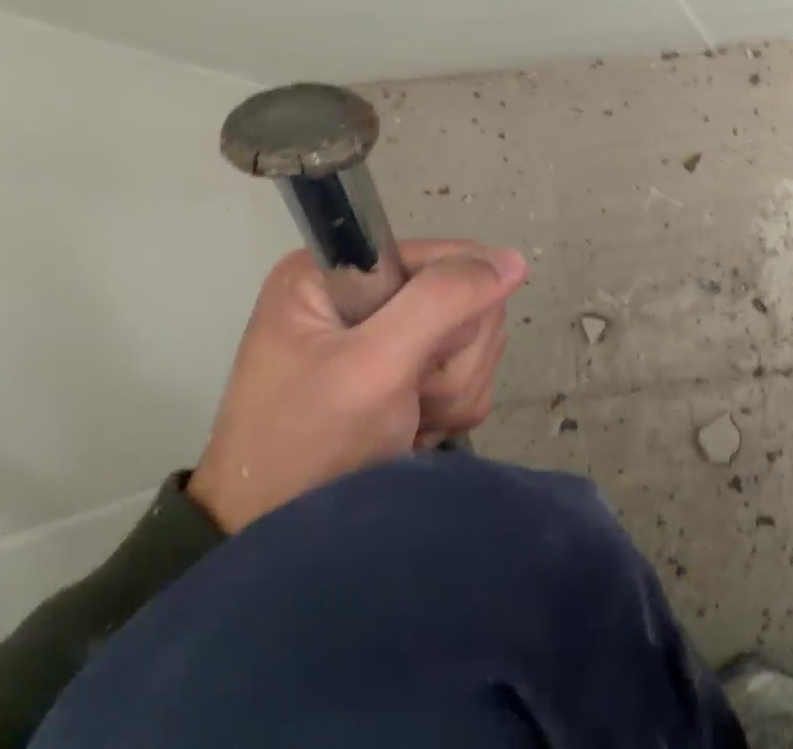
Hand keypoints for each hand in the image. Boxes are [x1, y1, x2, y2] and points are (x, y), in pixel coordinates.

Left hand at [188, 241, 528, 532]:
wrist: (279, 533)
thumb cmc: (307, 442)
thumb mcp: (372, 365)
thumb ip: (442, 302)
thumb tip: (513, 260)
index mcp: (340, 271)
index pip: (451, 258)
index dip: (456, 306)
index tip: (421, 351)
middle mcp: (369, 293)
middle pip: (470, 301)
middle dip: (453, 358)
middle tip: (407, 393)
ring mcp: (392, 335)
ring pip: (478, 340)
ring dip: (454, 388)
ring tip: (405, 416)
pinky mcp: (412, 372)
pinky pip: (473, 372)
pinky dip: (452, 406)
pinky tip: (414, 425)